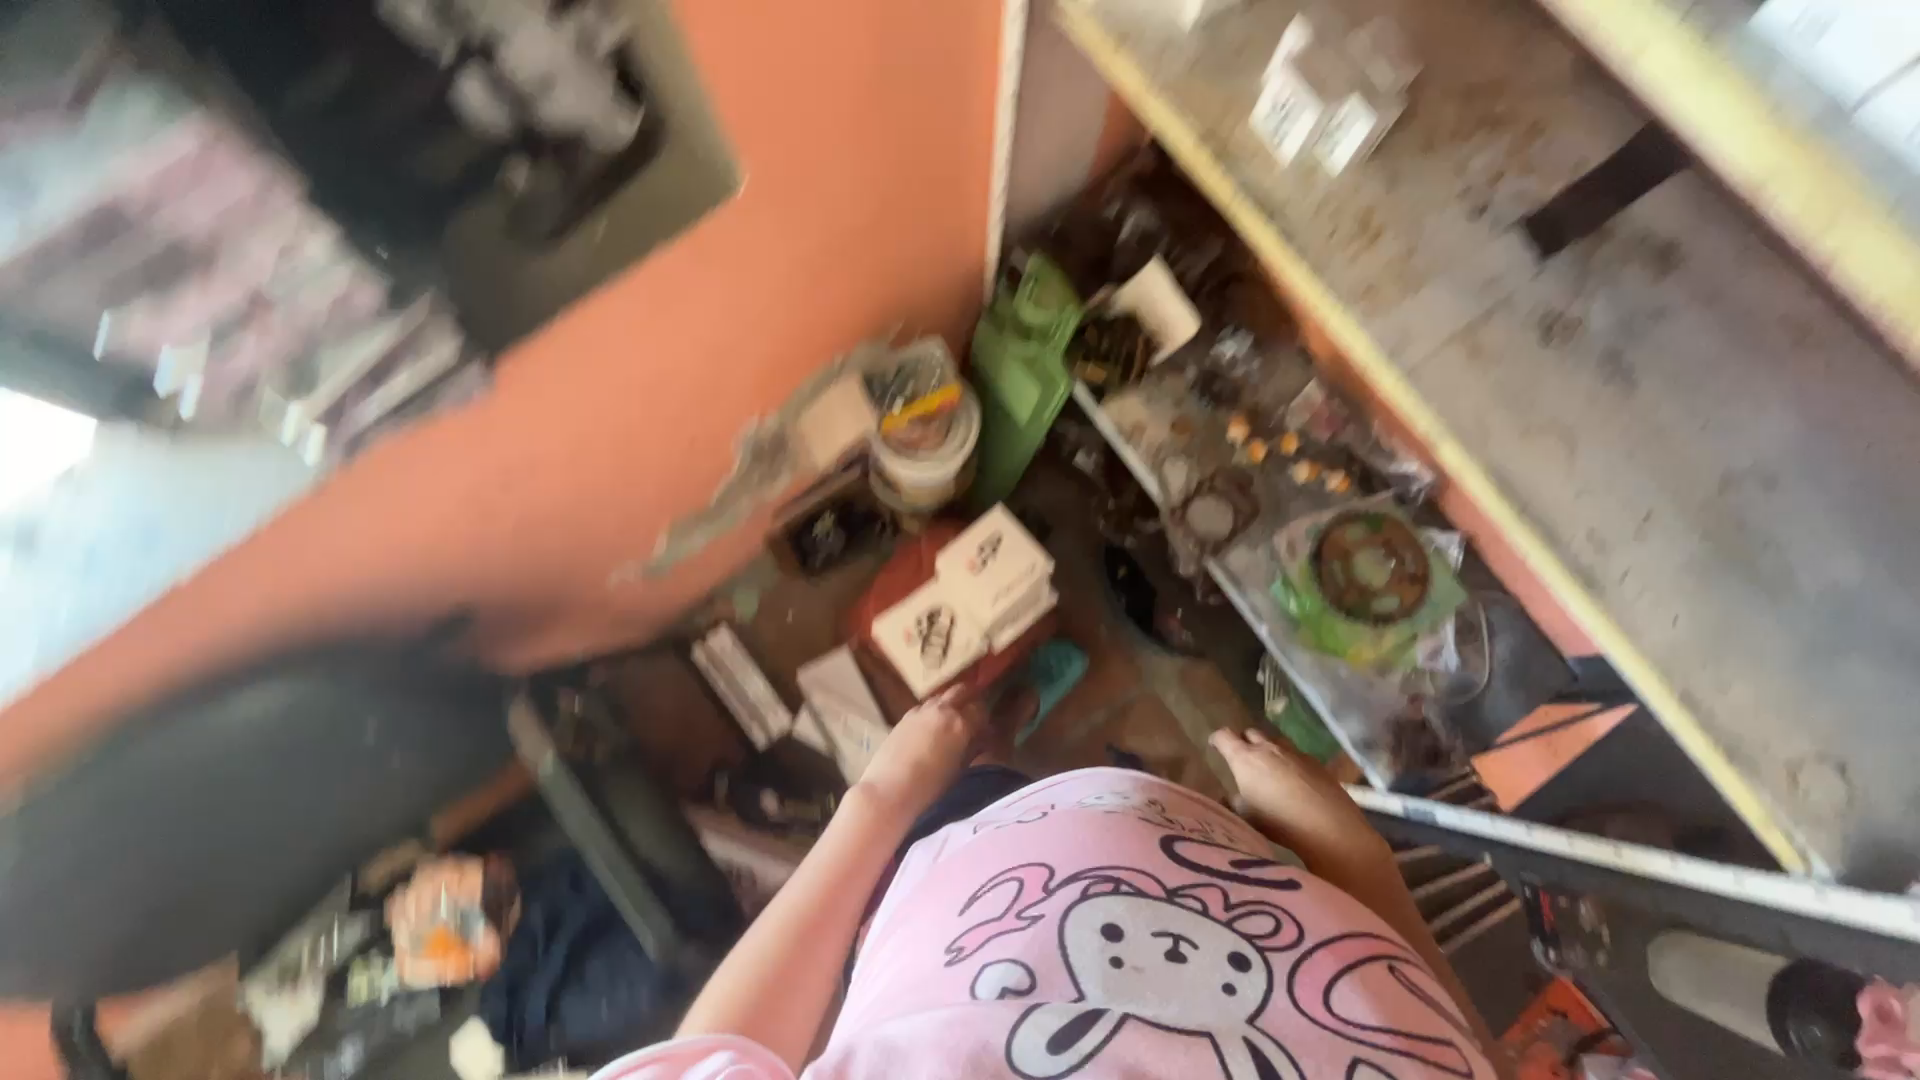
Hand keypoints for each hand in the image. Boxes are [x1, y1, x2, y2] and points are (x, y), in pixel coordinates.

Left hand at [856, 689, 985, 820]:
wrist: (890, 788)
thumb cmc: (930, 786)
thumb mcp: (959, 768)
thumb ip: (972, 748)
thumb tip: (982, 738)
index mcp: (960, 723)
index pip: (980, 708)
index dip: (984, 716)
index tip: (984, 726)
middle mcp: (942, 710)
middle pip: (959, 691)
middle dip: (968, 697)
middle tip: (970, 713)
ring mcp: (921, 711)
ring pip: (940, 697)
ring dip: (948, 703)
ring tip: (949, 720)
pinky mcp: (904, 716)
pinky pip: (924, 707)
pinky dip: (931, 711)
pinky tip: (929, 727)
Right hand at [1209, 726, 1387, 860]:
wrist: (1329, 826)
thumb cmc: (1279, 821)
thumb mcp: (1245, 816)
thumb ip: (1232, 802)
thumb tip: (1226, 797)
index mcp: (1244, 758)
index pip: (1224, 736)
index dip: (1217, 739)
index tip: (1215, 745)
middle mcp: (1267, 748)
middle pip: (1250, 732)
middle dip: (1244, 740)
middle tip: (1243, 756)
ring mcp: (1294, 752)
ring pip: (1275, 740)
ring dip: (1268, 747)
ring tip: (1269, 764)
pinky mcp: (1315, 761)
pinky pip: (1296, 753)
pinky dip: (1290, 760)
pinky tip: (1295, 779)